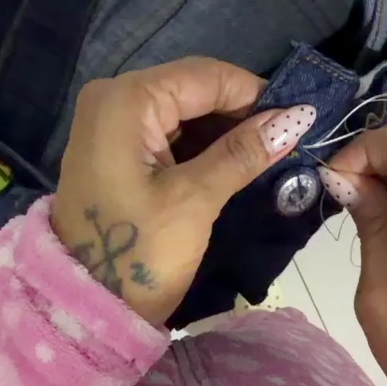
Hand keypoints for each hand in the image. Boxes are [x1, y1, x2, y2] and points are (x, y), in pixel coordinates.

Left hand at [53, 57, 316, 324]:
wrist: (87, 309)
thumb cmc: (138, 254)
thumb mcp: (194, 201)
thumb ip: (241, 154)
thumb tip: (294, 118)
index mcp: (126, 100)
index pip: (205, 76)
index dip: (255, 94)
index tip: (299, 117)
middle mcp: (112, 101)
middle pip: (191, 92)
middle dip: (239, 116)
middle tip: (286, 141)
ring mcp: (108, 130)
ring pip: (180, 117)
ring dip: (222, 136)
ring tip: (266, 157)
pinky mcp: (113, 159)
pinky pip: (164, 140)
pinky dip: (198, 151)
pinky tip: (232, 168)